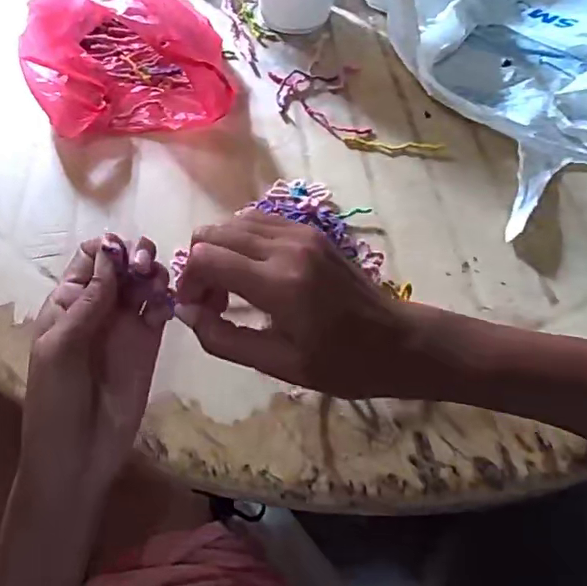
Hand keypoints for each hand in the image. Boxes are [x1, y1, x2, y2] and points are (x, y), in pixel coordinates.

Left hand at [22, 234, 171, 500]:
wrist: (77, 455)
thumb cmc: (55, 400)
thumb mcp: (60, 347)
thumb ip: (88, 300)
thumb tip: (110, 253)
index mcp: (68, 301)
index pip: (90, 257)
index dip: (107, 249)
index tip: (122, 256)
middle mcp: (99, 306)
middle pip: (122, 264)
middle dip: (136, 255)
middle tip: (144, 268)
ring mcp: (126, 324)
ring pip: (145, 282)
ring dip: (154, 273)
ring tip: (156, 287)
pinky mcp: (149, 343)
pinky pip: (161, 309)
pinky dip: (168, 298)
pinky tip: (168, 304)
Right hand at [172, 213, 417, 398]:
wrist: (399, 340)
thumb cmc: (342, 364)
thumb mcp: (280, 365)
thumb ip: (225, 340)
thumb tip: (188, 314)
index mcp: (279, 283)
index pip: (206, 256)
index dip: (188, 281)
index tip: (196, 309)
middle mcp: (287, 247)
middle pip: (213, 232)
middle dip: (199, 265)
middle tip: (211, 301)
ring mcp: (301, 232)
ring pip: (233, 222)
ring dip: (219, 251)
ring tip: (232, 288)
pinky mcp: (310, 229)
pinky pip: (258, 220)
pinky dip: (241, 241)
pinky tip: (253, 271)